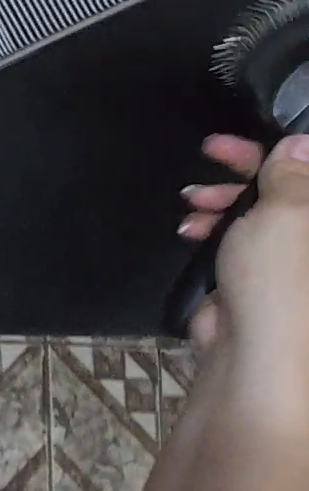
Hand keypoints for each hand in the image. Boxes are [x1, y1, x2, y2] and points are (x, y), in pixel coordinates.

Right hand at [178, 134, 308, 359]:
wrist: (259, 350)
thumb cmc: (282, 281)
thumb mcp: (284, 218)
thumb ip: (291, 179)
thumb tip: (301, 144)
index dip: (283, 153)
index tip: (238, 140)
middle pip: (293, 190)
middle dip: (250, 171)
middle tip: (210, 153)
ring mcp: (296, 257)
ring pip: (265, 209)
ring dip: (225, 199)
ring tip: (194, 206)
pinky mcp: (269, 271)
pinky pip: (244, 234)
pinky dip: (217, 226)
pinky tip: (193, 229)